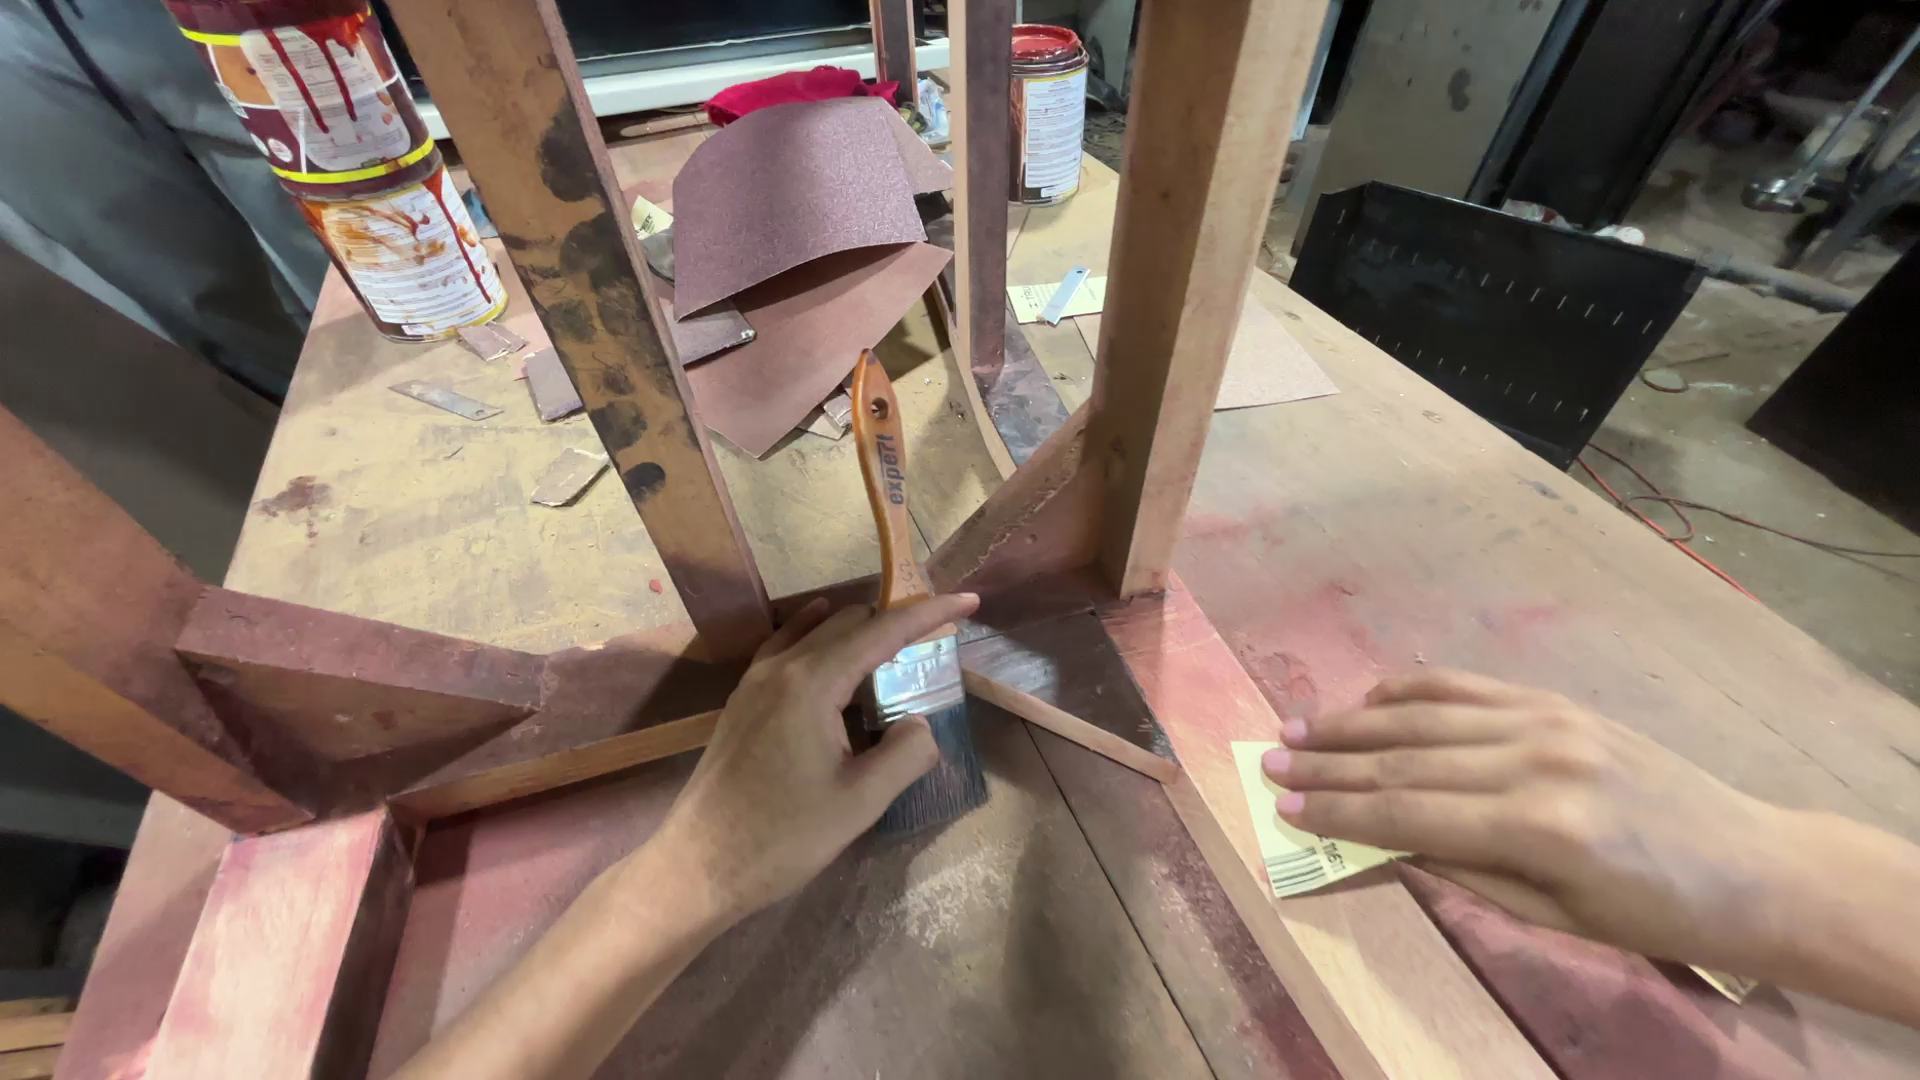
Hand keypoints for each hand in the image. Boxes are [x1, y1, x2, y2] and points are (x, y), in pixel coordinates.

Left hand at [649, 593, 979, 921]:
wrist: (697, 868)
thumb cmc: (781, 838)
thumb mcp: (860, 802)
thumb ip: (905, 753)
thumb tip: (920, 725)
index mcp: (813, 682)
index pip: (883, 631)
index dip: (930, 613)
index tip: (967, 601)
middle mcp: (782, 667)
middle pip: (852, 624)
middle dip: (898, 623)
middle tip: (937, 642)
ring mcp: (756, 680)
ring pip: (820, 633)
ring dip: (862, 633)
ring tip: (896, 650)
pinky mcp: (743, 700)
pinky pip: (786, 647)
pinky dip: (818, 634)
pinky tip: (824, 630)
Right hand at [1261, 669, 1798, 973]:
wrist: (1761, 866)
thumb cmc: (1657, 913)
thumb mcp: (1553, 916)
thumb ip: (1454, 870)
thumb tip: (1373, 839)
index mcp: (1539, 828)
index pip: (1407, 813)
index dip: (1338, 812)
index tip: (1285, 809)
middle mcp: (1533, 761)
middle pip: (1401, 758)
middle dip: (1326, 765)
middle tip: (1269, 762)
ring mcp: (1541, 720)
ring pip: (1419, 715)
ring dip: (1347, 722)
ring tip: (1295, 729)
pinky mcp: (1550, 699)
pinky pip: (1459, 686)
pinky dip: (1402, 691)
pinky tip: (1364, 701)